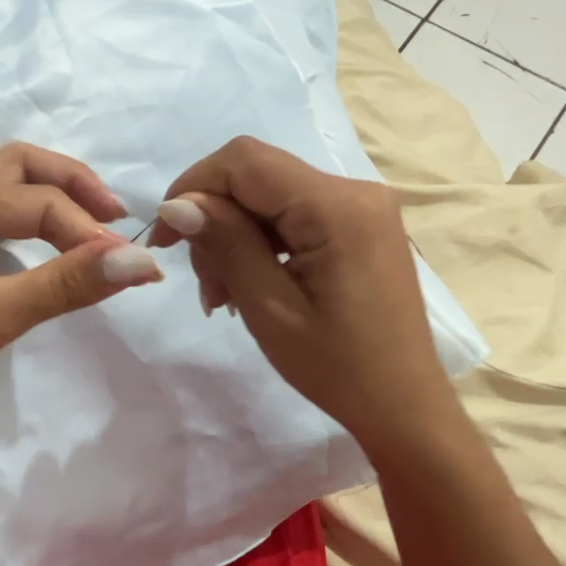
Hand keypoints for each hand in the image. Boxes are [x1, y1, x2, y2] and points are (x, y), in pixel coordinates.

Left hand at [0, 142, 161, 437]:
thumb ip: (68, 283)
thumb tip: (141, 260)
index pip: (36, 199)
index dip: (86, 227)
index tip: (128, 263)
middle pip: (19, 170)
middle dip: (71, 184)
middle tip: (114, 216)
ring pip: (8, 198)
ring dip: (54, 203)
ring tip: (97, 232)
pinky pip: (1, 232)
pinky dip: (36, 234)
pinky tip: (60, 257)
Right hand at [148, 136, 459, 451]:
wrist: (401, 403)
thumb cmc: (336, 366)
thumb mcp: (269, 308)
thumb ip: (227, 245)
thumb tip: (177, 204)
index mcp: (337, 207)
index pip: (245, 161)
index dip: (193, 188)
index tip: (164, 240)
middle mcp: (354, 190)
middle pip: (256, 175)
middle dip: (213, 219)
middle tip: (204, 285)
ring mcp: (361, 207)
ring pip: (270, 197)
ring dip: (233, 236)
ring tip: (223, 295)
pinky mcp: (359, 227)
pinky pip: (294, 216)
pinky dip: (260, 243)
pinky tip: (248, 285)